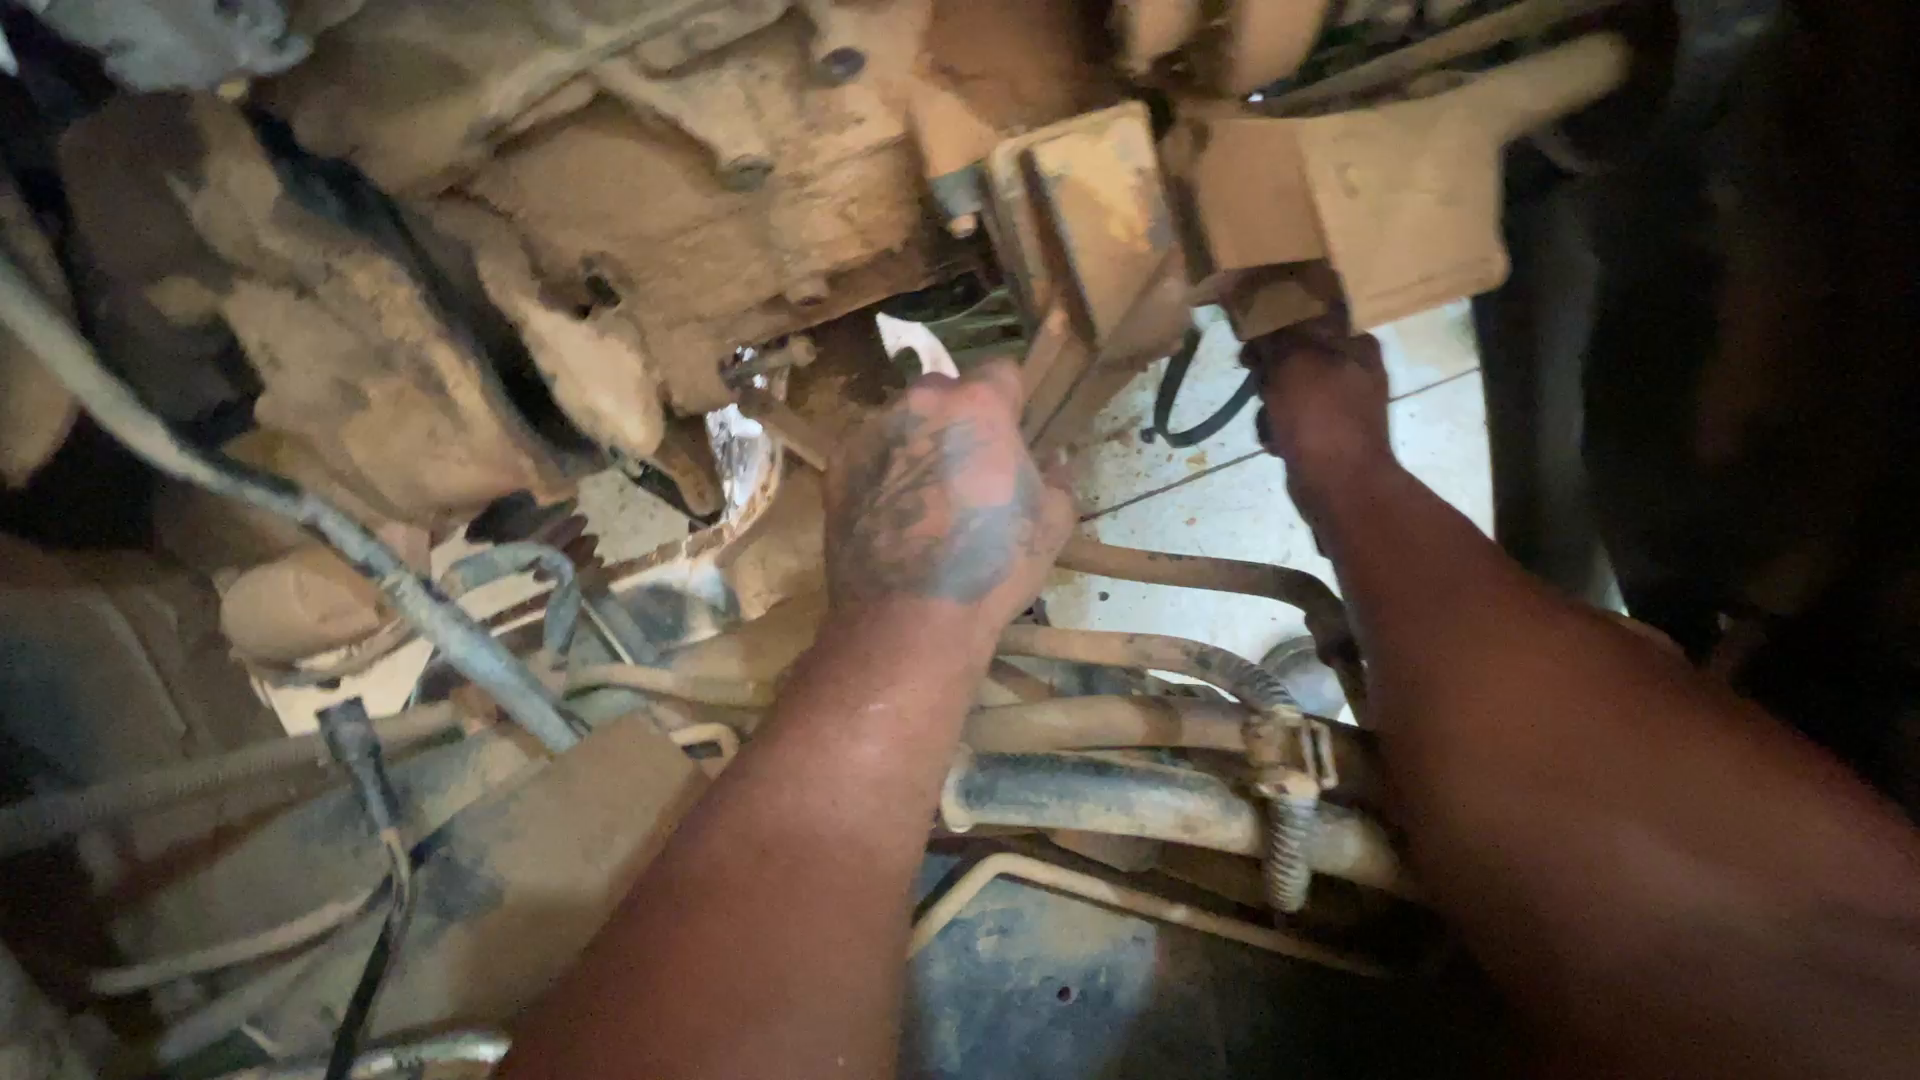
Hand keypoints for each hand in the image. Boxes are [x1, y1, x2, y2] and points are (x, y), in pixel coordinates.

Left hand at [824, 360, 1074, 649]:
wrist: (910, 617)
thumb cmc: (993, 566)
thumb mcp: (1052, 523)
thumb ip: (1058, 478)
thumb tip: (1056, 461)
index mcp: (978, 405)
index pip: (1002, 372)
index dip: (1011, 402)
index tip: (1012, 434)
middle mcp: (919, 403)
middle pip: (945, 391)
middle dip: (960, 418)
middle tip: (970, 469)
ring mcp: (871, 432)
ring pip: (903, 420)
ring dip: (919, 442)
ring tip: (926, 498)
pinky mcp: (837, 466)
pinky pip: (870, 453)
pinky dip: (884, 471)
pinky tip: (893, 514)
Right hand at [1247, 315, 1392, 490]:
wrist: (1339, 486)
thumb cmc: (1319, 418)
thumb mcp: (1295, 363)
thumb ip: (1278, 335)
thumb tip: (1261, 315)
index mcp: (1356, 345)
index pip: (1308, 320)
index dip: (1274, 328)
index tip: (1251, 347)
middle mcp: (1354, 371)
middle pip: (1294, 356)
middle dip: (1267, 374)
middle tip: (1257, 386)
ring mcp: (1342, 406)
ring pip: (1287, 391)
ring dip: (1269, 406)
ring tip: (1269, 423)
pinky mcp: (1327, 435)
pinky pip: (1291, 421)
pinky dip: (1278, 430)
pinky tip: (1276, 443)